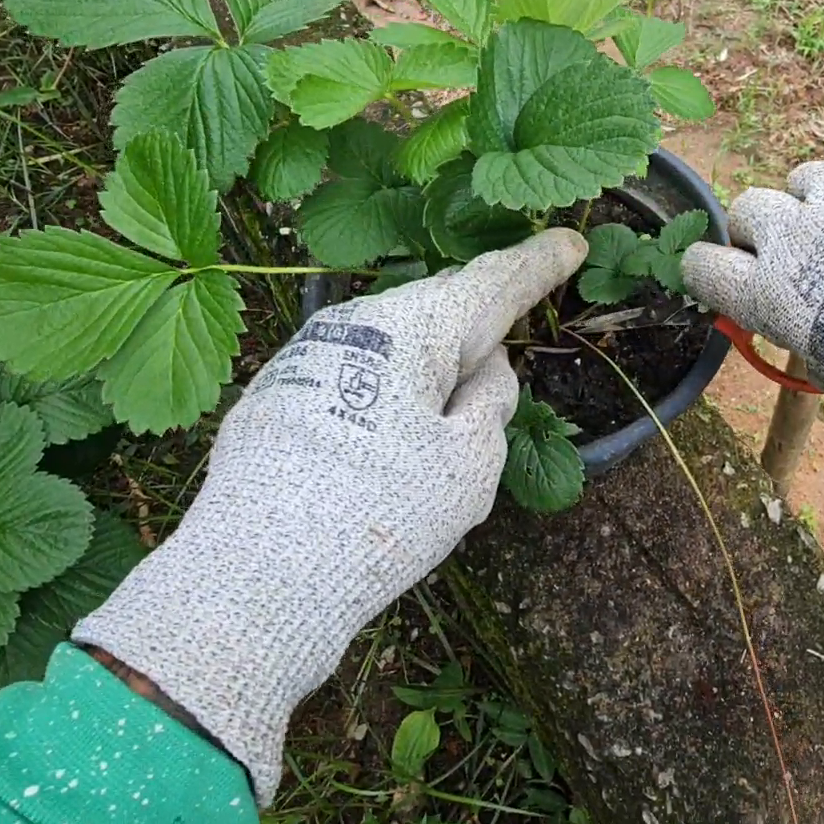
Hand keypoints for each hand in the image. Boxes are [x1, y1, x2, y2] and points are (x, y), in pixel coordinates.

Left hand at [74, 230, 586, 801]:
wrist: (252, 582)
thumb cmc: (379, 515)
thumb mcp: (470, 463)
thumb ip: (490, 400)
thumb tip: (480, 367)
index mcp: (411, 328)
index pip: (492, 282)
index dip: (538, 263)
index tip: (572, 241)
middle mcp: (355, 323)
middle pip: (441, 310)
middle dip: (482, 318)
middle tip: (511, 331)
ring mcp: (307, 356)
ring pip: (396, 345)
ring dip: (432, 368)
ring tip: (440, 428)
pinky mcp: (276, 395)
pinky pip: (355, 375)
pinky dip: (389, 395)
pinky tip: (384, 448)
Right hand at [682, 144, 823, 457]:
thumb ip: (817, 347)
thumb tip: (817, 332)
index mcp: (775, 294)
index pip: (704, 266)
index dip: (713, 271)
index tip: (729, 275)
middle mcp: (804, 232)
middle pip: (751, 208)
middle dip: (769, 231)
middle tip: (806, 256)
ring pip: (816, 178)